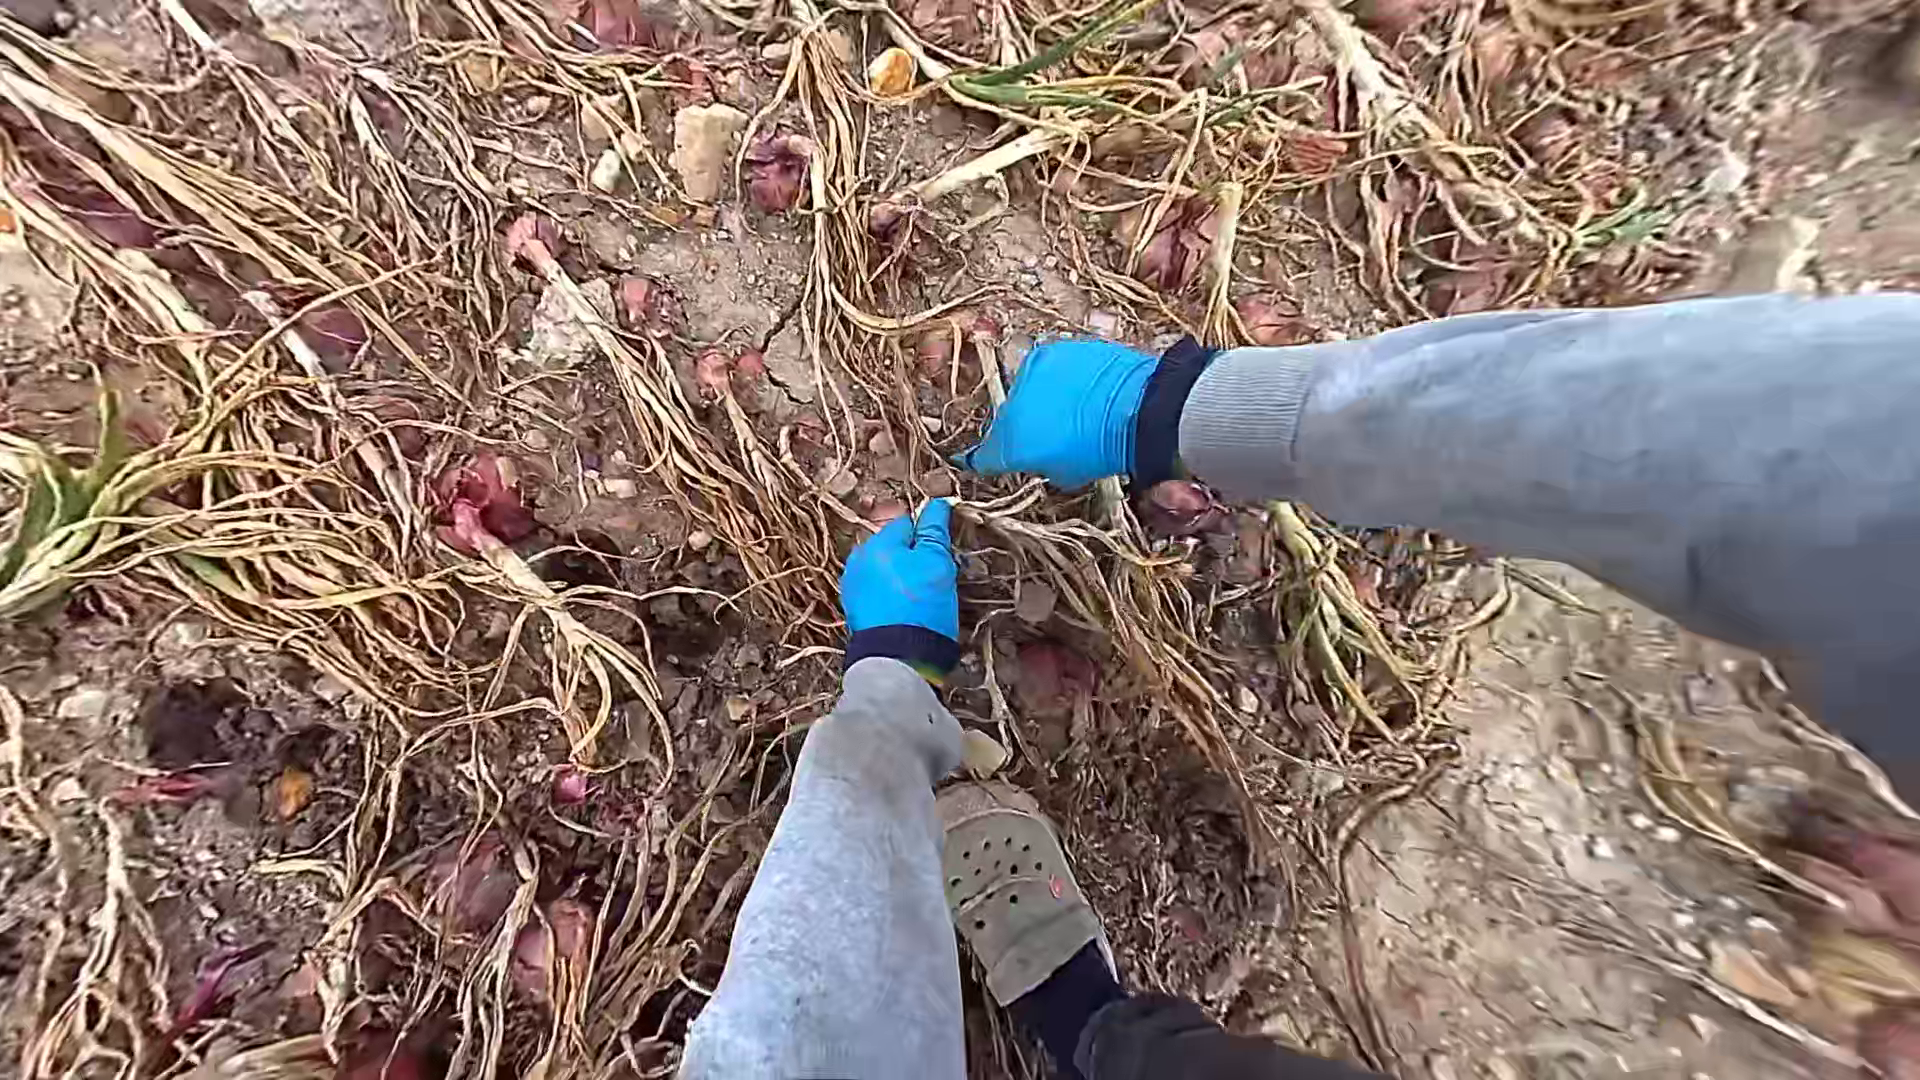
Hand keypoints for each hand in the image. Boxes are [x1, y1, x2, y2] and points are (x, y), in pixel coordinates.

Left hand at [841, 500, 960, 677]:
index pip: (909, 524)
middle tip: (937, 578)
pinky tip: (909, 610)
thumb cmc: (922, 608)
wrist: (900, 660)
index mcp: (876, 545)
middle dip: (916, 557)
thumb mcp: (937, 563)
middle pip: (896, 547)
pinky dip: (894, 596)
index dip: (930, 536)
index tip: (944, 555)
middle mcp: (858, 561)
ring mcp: (854, 587)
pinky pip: (880, 591)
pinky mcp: (856, 611)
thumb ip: (935, 531)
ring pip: (888, 570)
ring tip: (925, 598)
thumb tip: (938, 503)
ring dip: (905, 577)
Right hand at [958, 340, 1158, 488]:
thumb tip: (1037, 456)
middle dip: (1019, 429)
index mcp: (1011, 444)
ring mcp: (1030, 374)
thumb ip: (1039, 464)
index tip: (986, 461)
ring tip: (1065, 410)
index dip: (985, 461)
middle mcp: (1012, 406)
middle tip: (1042, 435)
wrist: (1139, 406)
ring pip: (1024, 392)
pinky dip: (1056, 380)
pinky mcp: (1052, 351)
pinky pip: (1047, 371)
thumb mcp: (1066, 474)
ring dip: (1036, 401)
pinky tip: (1078, 389)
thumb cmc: (1105, 450)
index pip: (985, 456)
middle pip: (1006, 421)